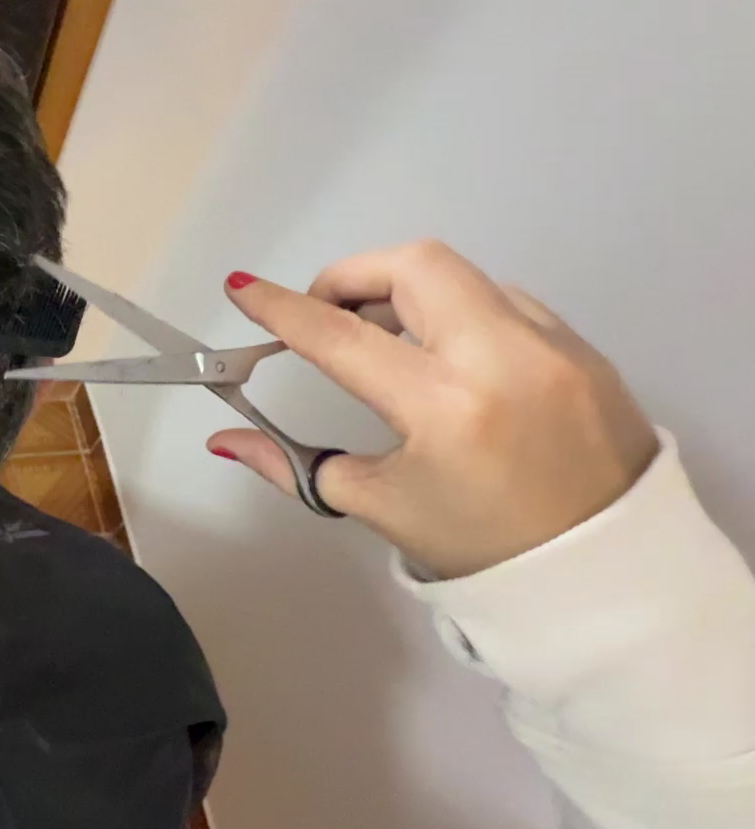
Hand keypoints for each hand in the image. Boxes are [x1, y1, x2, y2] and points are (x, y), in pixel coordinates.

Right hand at [208, 240, 657, 578]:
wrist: (603, 561)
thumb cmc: (474, 541)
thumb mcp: (368, 502)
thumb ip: (286, 463)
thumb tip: (224, 441)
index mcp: (443, 406)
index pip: (342, 337)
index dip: (281, 308)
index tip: (243, 287)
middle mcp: (503, 357)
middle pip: (413, 266)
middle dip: (348, 276)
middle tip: (320, 314)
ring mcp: (552, 344)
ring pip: (458, 276)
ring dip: (397, 291)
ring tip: (371, 336)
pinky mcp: (580, 345)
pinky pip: (497, 299)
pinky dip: (445, 309)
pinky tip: (432, 352)